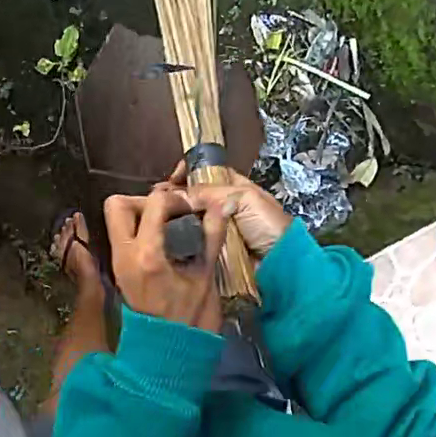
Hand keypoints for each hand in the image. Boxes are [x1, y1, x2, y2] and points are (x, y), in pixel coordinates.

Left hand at [103, 189, 227, 332]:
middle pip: (116, 204)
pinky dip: (137, 230)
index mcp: (146, 254)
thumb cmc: (191, 320)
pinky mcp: (117, 270)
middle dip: (143, 200)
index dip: (176, 199)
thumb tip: (223, 205)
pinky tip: (162, 240)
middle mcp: (123, 254)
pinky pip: (119, 236)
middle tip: (169, 213)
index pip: (154, 203)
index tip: (192, 209)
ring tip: (167, 226)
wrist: (166, 355)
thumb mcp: (206, 275)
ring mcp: (116, 262)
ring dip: (138, 214)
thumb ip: (212, 235)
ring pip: (114, 220)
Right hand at [158, 162, 291, 257]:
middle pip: (193, 197)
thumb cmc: (267, 225)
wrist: (279, 263)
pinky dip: (178, 236)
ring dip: (172, 216)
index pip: (206, 174)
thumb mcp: (244, 199)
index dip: (188, 173)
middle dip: (175, 196)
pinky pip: (191, 239)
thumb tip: (179, 195)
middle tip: (156, 199)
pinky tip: (165, 233)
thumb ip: (212, 192)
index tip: (171, 180)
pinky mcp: (210, 249)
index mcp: (235, 188)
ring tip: (156, 216)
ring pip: (189, 218)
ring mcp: (215, 229)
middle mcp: (223, 207)